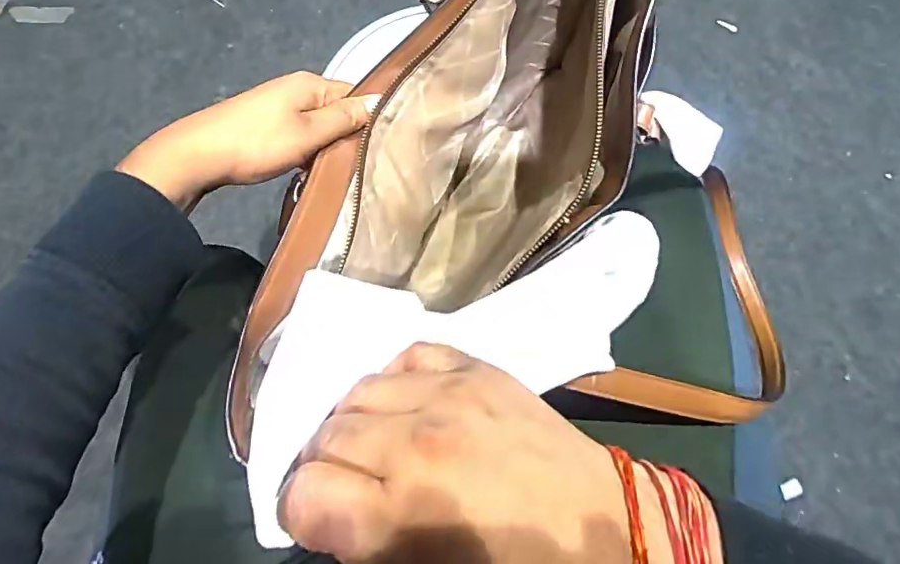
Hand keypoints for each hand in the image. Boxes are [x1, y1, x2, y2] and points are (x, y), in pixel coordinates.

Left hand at [117, 71, 376, 210]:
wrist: (196, 156)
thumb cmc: (257, 143)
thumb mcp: (307, 134)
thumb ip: (344, 118)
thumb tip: (380, 101)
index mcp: (311, 83)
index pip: (356, 93)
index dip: (370, 117)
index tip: (382, 144)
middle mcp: (297, 87)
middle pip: (337, 108)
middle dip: (347, 134)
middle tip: (356, 163)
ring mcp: (278, 103)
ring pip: (318, 123)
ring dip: (325, 144)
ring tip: (331, 169)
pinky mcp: (265, 121)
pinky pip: (299, 131)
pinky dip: (305, 148)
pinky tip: (304, 167)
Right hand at [280, 344, 649, 563]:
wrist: (601, 525)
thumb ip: (370, 544)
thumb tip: (328, 516)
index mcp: (407, 511)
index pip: (305, 493)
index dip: (298, 511)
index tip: (314, 519)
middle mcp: (418, 439)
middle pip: (326, 435)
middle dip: (322, 465)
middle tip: (344, 485)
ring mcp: (449, 392)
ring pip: (358, 389)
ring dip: (352, 420)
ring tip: (373, 443)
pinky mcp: (476, 365)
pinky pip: (408, 354)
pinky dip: (394, 379)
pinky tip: (407, 403)